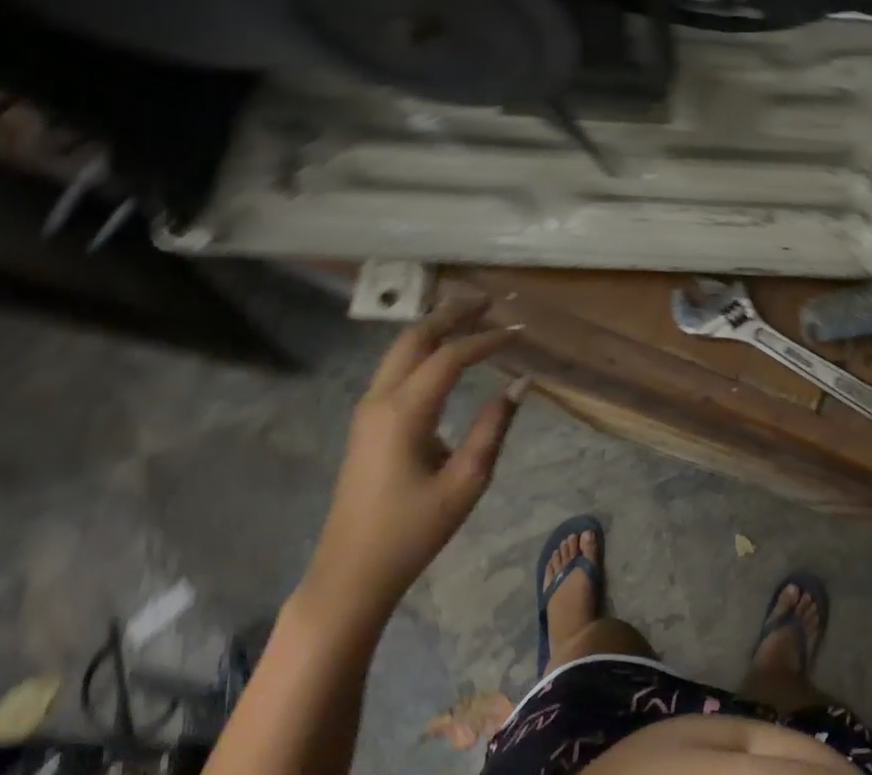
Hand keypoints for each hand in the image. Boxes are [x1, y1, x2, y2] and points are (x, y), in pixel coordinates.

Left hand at [302, 299, 527, 625]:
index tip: (520, 331)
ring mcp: (367, 410)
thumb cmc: (413, 530)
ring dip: (434, 327)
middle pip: (415, 338)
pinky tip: (444, 350)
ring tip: (470, 314)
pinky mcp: (367, 423)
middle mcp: (380, 399)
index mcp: (404, 412)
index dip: (487, 339)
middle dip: (451, 313)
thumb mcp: (465, 482)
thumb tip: (519, 382)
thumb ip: (492, 428)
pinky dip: (423, 348)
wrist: (351, 571)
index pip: (450, 357)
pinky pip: (395, 368)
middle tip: (489, 300)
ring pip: (400, 350)